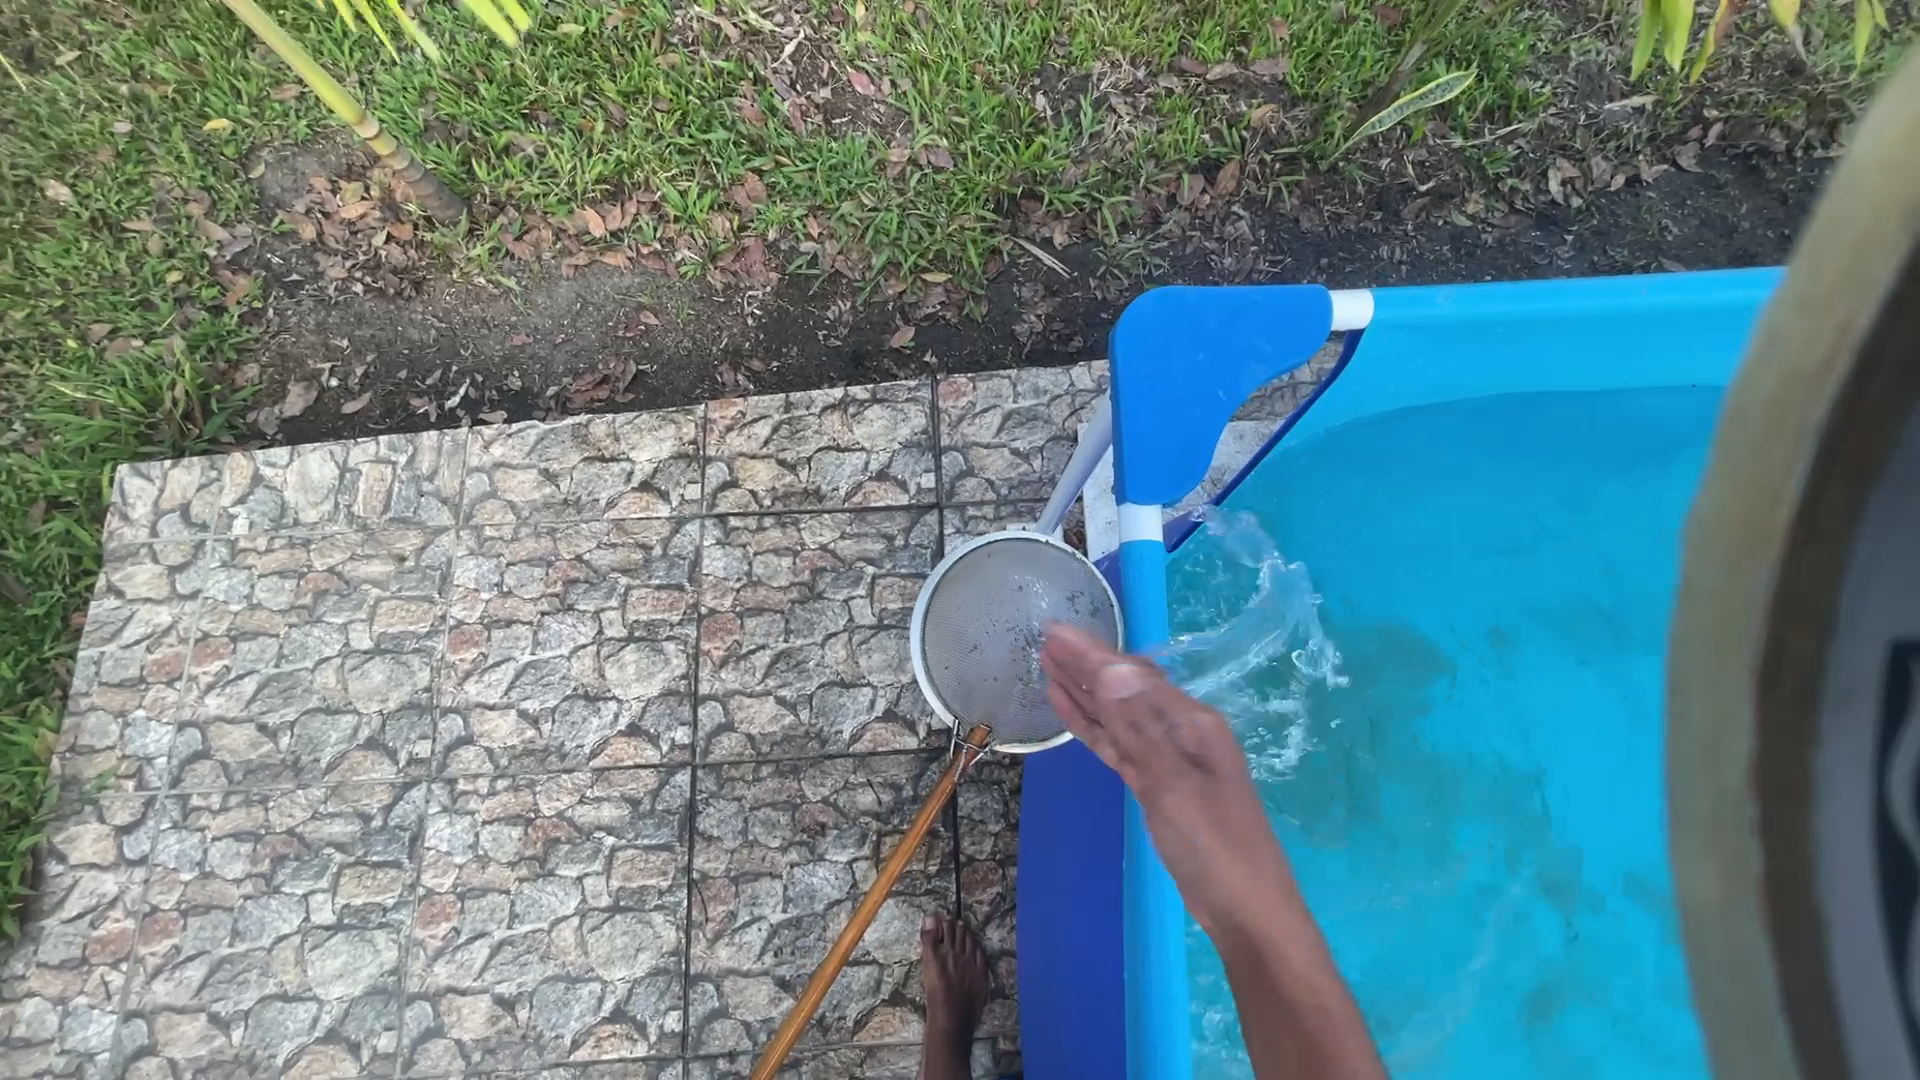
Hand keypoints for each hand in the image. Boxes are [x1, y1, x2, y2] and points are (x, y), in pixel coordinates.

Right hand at [1041, 623, 1293, 936]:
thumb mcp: (1172, 784)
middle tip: (1047, 641)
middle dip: (1087, 665)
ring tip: (1049, 666)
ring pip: (1118, 716)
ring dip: (1086, 691)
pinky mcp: (1156, 784)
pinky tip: (1071, 711)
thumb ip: (1137, 727)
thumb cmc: (1215, 847)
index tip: (1056, 632)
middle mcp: (1179, 732)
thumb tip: (1111, 668)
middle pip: (1125, 690)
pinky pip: (1118, 746)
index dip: (1093, 654)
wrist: (1246, 913)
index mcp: (1191, 723)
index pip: (1132, 677)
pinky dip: (1093, 728)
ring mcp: (1168, 759)